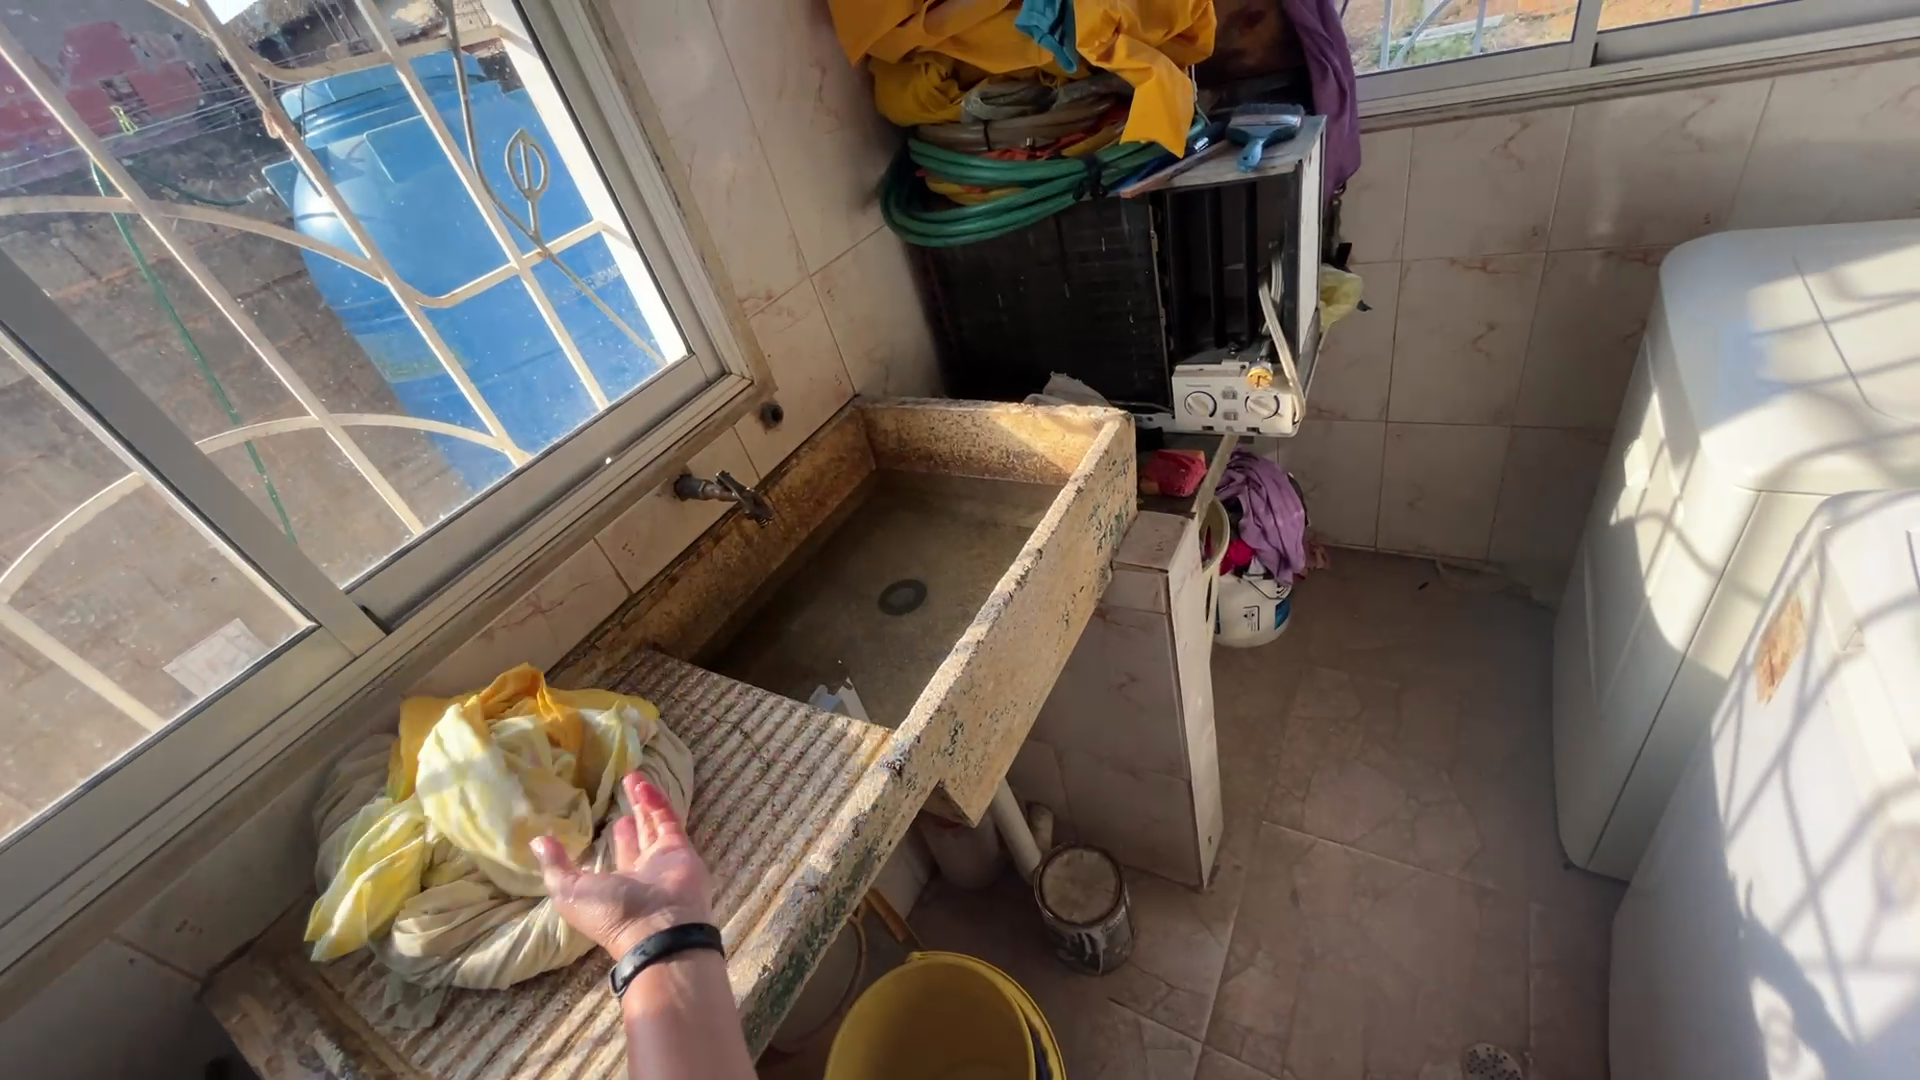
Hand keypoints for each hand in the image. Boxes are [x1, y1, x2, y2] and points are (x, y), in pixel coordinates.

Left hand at [532, 771, 714, 960]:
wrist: (659, 926)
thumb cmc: (611, 913)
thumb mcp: (571, 894)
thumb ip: (556, 867)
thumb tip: (538, 841)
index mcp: (614, 887)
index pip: (611, 858)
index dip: (607, 839)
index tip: (599, 818)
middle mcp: (640, 872)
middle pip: (635, 838)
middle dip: (629, 818)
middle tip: (621, 792)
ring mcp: (661, 858)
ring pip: (652, 824)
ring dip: (643, 802)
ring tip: (633, 777)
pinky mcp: (679, 846)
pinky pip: (667, 819)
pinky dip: (657, 802)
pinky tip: (644, 785)